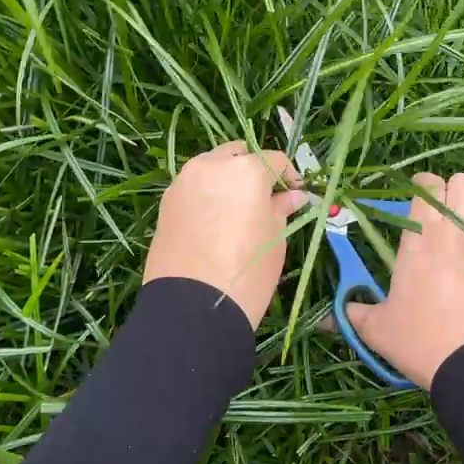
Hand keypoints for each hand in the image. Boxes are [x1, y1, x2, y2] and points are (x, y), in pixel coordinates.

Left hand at [146, 140, 305, 328]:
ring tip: (239, 208)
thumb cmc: (247, 271)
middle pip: (238, 154)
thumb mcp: (275, 237)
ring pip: (212, 167)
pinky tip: (216, 220)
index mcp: (246, 169)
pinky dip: (207, 193)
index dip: (289, 175)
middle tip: (267, 197)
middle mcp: (212, 165)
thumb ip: (282, 208)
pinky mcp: (166, 202)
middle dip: (254, 169)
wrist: (192, 308)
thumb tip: (294, 195)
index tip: (296, 193)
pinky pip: (193, 186)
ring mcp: (184, 182)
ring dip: (228, 178)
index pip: (275, 160)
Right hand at [346, 172, 463, 388]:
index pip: (426, 186)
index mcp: (421, 239)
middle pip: (462, 182)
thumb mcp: (380, 330)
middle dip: (453, 192)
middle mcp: (458, 232)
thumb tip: (335, 313)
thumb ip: (356, 313)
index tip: (419, 202)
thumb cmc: (423, 344)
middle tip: (446, 215)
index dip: (423, 187)